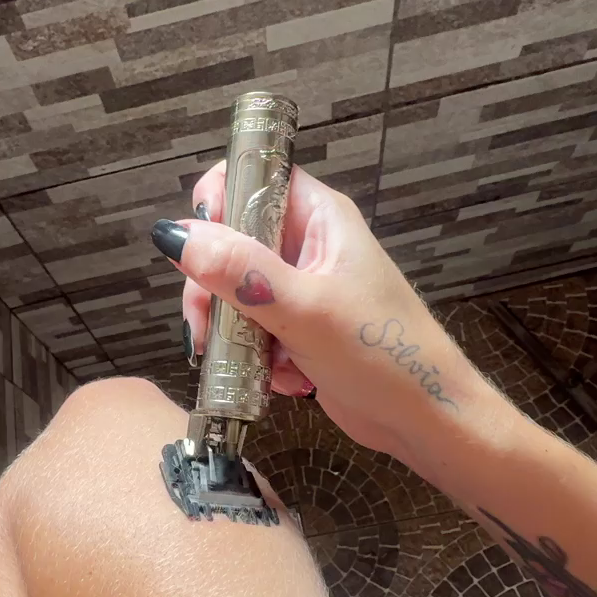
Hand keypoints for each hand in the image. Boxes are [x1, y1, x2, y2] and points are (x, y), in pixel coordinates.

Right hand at [156, 162, 485, 466]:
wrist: (423, 419)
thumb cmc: (380, 353)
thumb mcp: (303, 308)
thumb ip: (239, 270)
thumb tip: (174, 234)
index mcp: (318, 217)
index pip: (253, 178)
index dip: (218, 201)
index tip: (198, 248)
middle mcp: (305, 244)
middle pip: (230, 240)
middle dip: (210, 285)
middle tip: (206, 327)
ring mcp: (299, 287)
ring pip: (233, 289)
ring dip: (227, 327)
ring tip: (240, 361)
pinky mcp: (295, 326)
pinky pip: (250, 326)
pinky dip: (251, 352)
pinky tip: (275, 377)